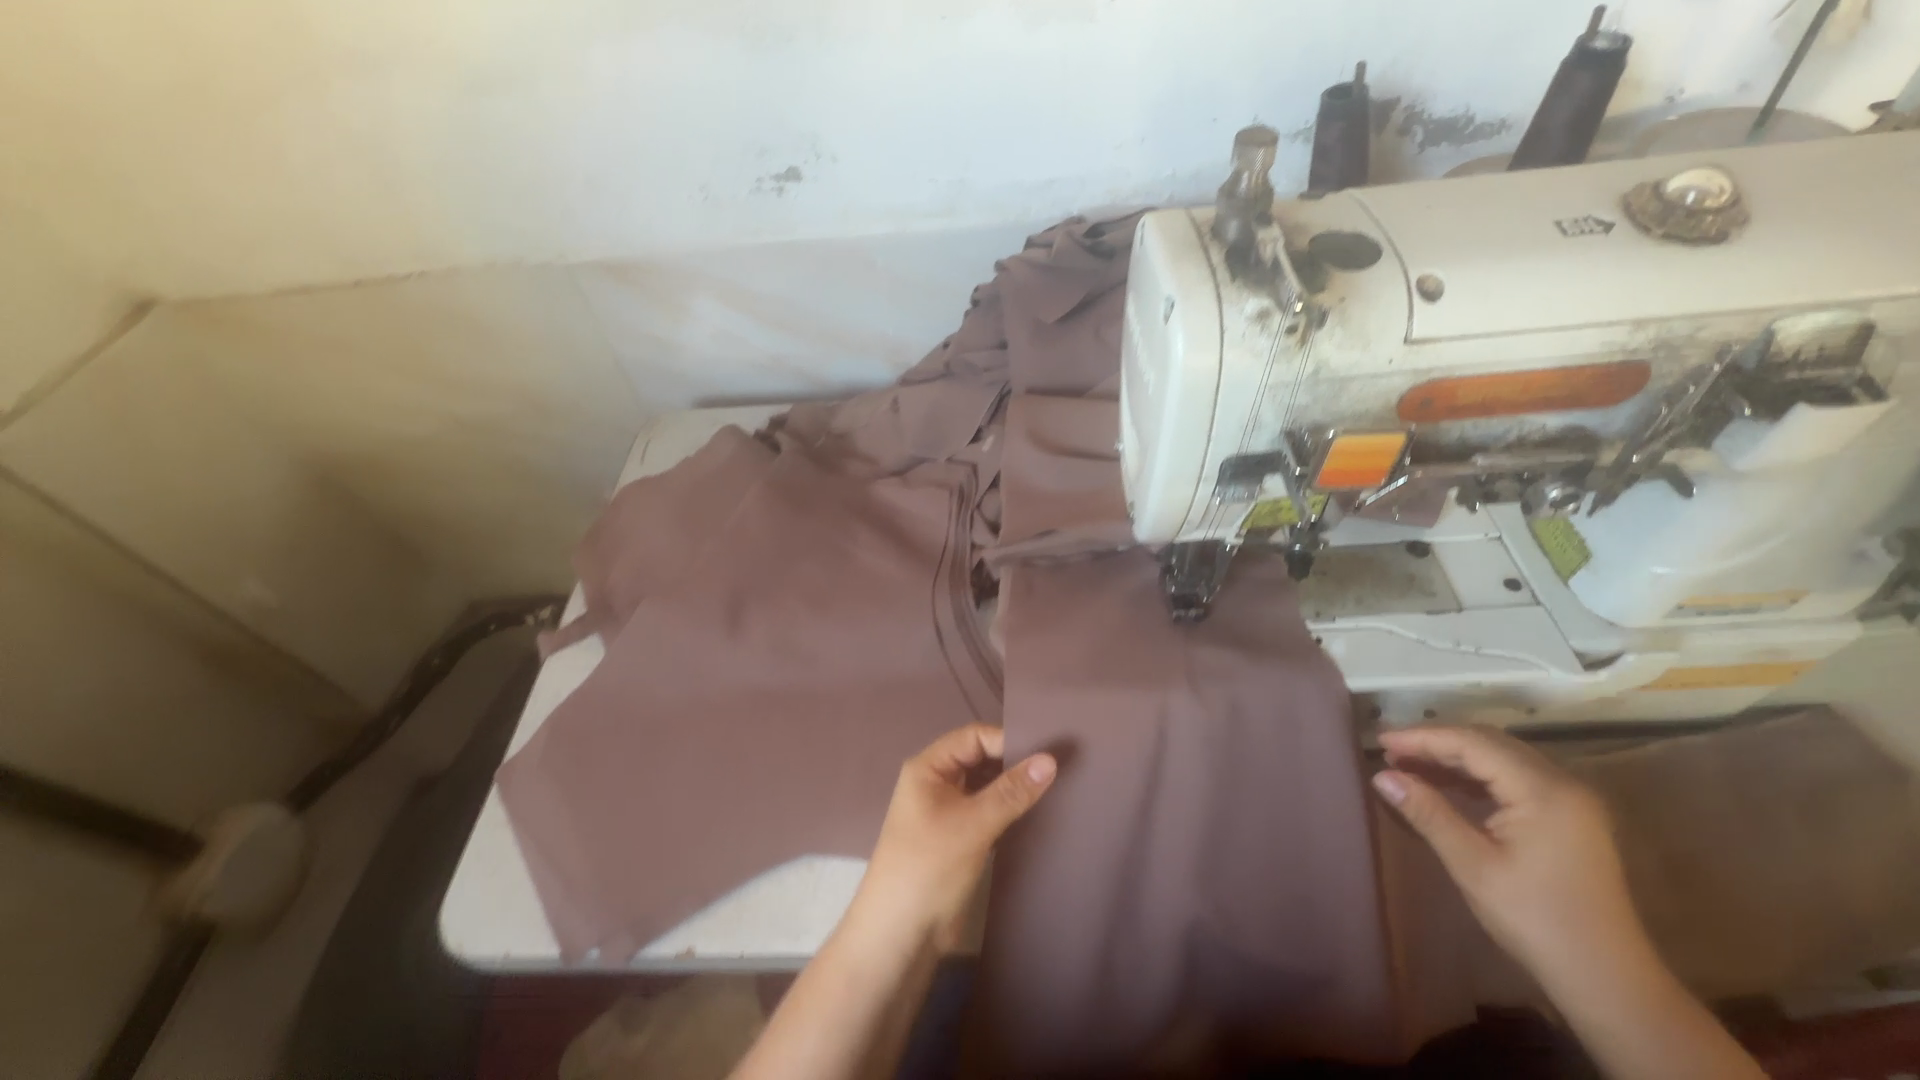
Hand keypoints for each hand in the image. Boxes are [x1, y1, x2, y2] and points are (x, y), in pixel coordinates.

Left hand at [853, 724, 1056, 949]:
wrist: (900, 933)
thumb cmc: (929, 866)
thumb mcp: (974, 824)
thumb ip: (1012, 791)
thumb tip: (1051, 759)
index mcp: (928, 768)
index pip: (974, 736)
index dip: (1009, 739)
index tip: (1049, 750)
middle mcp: (936, 783)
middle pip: (981, 759)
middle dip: (1015, 762)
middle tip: (1061, 767)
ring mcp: (947, 812)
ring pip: (987, 787)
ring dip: (1015, 788)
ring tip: (1058, 787)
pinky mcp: (959, 839)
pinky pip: (989, 812)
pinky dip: (1010, 811)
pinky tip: (1039, 815)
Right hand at [1371, 725, 1643, 978]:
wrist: (1606, 977)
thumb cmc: (1535, 919)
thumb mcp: (1473, 865)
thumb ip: (1428, 814)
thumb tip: (1381, 776)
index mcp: (1543, 790)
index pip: (1474, 743)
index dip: (1423, 738)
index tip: (1380, 741)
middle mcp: (1561, 783)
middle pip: (1491, 743)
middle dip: (1438, 743)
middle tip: (1390, 751)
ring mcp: (1571, 800)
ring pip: (1504, 759)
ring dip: (1456, 759)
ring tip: (1409, 766)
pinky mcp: (1570, 818)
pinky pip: (1516, 780)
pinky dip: (1478, 777)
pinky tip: (1448, 787)